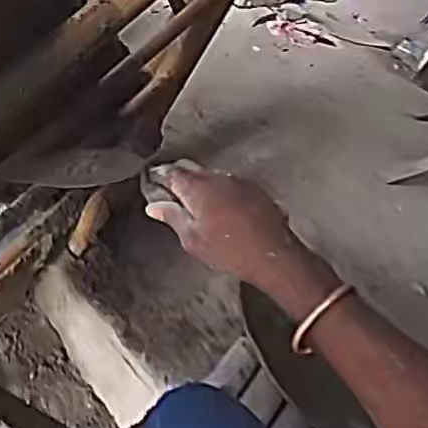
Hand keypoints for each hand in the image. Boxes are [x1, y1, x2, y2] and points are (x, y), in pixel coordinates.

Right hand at [142, 160, 339, 316]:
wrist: (276, 258)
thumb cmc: (229, 250)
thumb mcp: (192, 239)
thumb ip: (172, 217)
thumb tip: (154, 206)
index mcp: (196, 187)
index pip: (170, 172)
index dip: (158, 175)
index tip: (152, 181)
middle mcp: (217, 177)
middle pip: (191, 169)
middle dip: (179, 178)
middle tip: (172, 193)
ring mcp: (240, 182)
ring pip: (212, 176)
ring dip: (202, 185)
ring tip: (198, 203)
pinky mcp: (257, 190)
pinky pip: (231, 185)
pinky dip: (222, 192)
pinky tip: (223, 208)